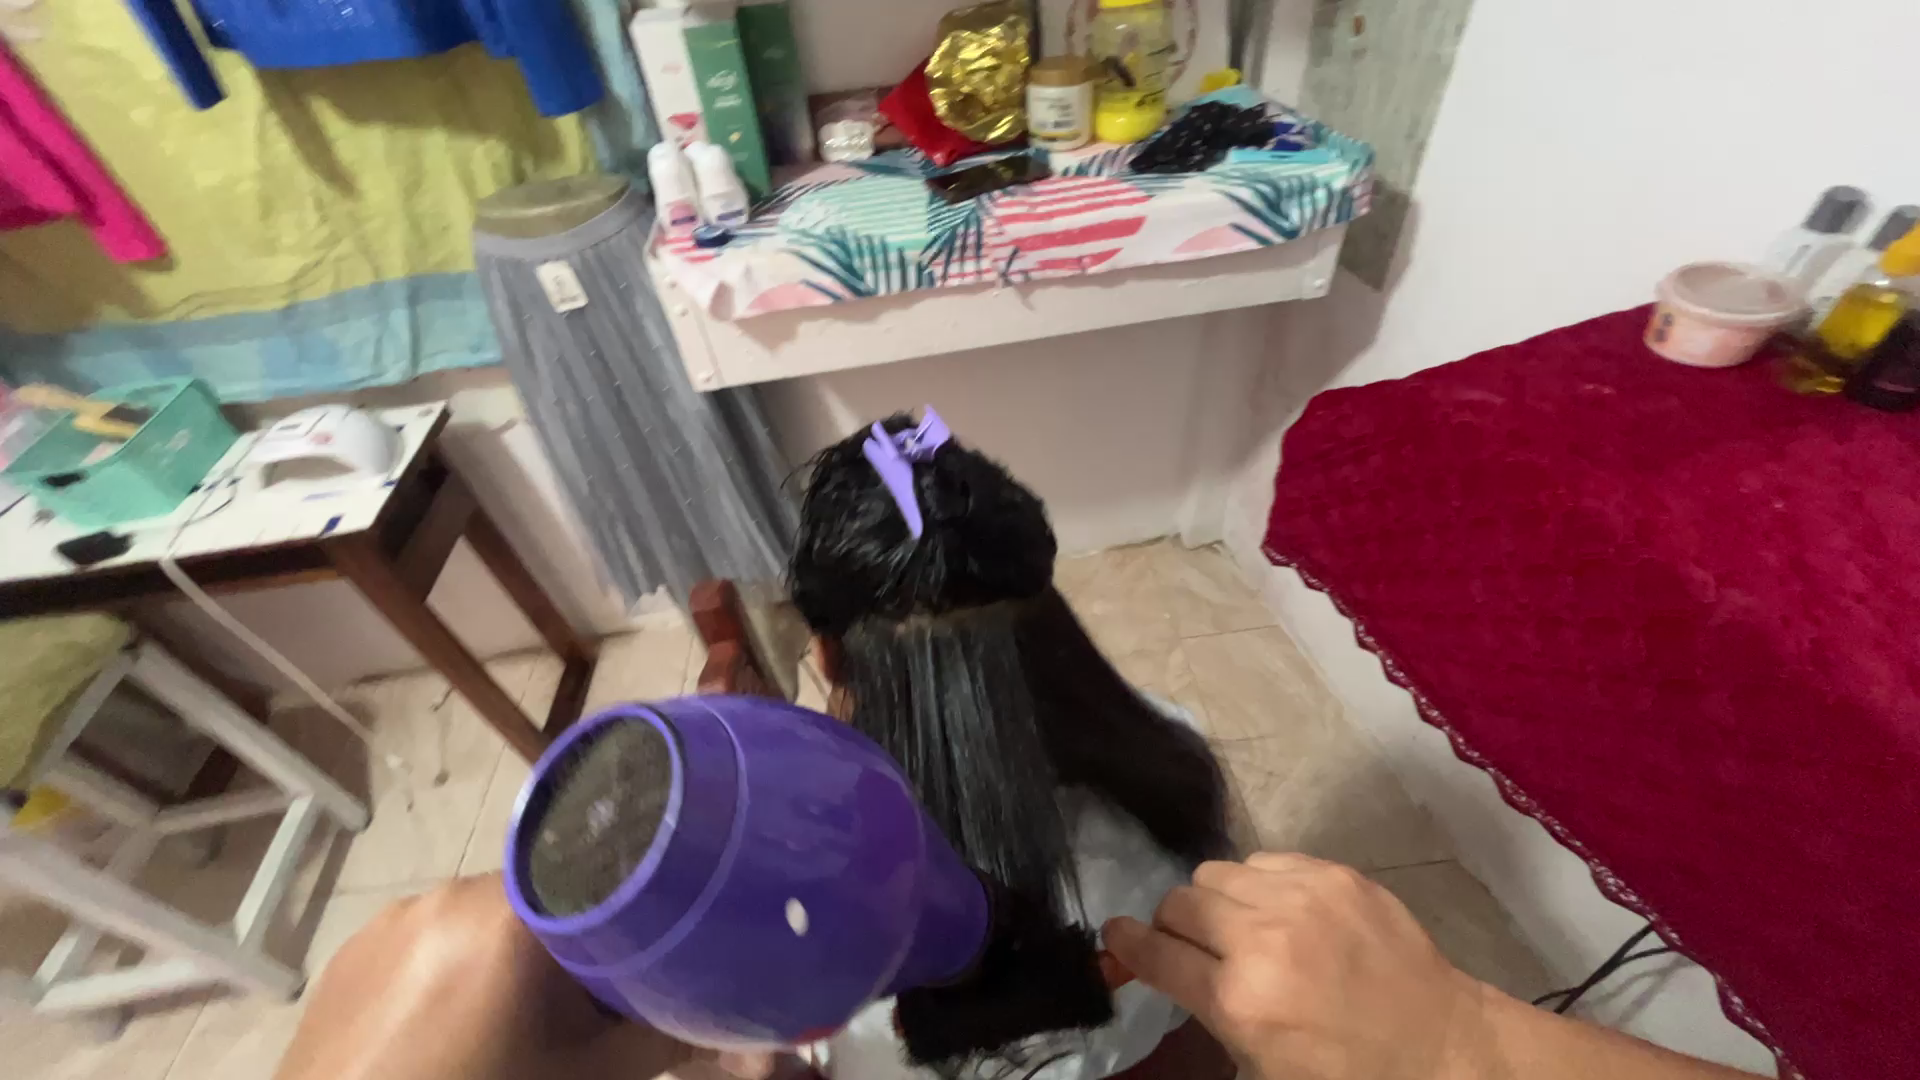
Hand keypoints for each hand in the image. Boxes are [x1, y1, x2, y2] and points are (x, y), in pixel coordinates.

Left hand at [274, 874, 766, 1079]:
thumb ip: (670, 1037)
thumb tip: (757, 1025)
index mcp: (510, 914)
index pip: (602, 868)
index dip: (631, 903)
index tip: (645, 944)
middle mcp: (450, 893)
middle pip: (548, 889)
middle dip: (575, 933)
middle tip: (585, 1001)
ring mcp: (393, 919)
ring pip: (493, 909)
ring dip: (517, 947)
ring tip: (515, 1019)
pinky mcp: (351, 952)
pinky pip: (436, 933)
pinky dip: (461, 962)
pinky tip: (454, 1024)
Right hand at [1102, 853, 1494, 1079]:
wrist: (1450, 1051)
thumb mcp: (1266, 1071)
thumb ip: (1210, 1013)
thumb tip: (1167, 967)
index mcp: (1242, 1002)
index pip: (1156, 954)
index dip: (1127, 945)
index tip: (1114, 937)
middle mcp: (1261, 939)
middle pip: (1179, 902)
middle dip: (1175, 925)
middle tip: (1195, 944)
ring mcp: (1298, 897)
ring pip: (1215, 873)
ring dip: (1217, 901)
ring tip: (1245, 926)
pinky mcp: (1330, 874)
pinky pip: (1262, 861)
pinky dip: (1260, 886)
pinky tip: (1287, 914)